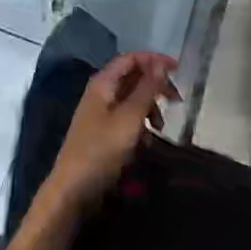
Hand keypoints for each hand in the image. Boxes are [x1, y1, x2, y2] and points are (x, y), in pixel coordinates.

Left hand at [42, 52, 178, 208]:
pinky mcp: (103, 133)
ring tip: (161, 126)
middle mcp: (101, 93)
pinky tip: (147, 141)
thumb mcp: (130, 118)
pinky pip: (127, 119)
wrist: (72, 190)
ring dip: (150, 108)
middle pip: (133, 78)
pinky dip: (140, 124)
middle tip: (176, 99)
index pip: (132, 59)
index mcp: (103, 83)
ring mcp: (101, 113)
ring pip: (132, 100)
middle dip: (155, 85)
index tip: (178, 70)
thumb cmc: (101, 150)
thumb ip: (147, 89)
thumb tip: (161, 64)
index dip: (155, 60)